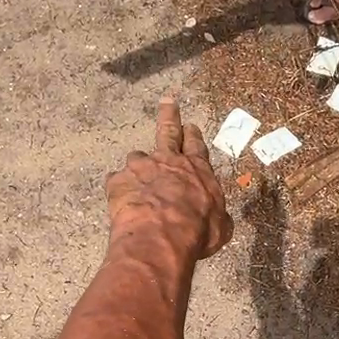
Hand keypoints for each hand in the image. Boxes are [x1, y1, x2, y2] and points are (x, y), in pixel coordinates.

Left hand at [105, 95, 233, 259]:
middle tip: (167, 101)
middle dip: (169, 115)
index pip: (196, 145)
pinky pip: (118, 181)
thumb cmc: (198, 232)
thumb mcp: (220, 227)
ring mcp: (140, 168)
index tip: (190, 125)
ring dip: (140, 163)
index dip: (193, 135)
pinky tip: (124, 200)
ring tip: (139, 175)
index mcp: (197, 171)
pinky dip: (122, 188)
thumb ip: (216, 214)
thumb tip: (219, 216)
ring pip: (138, 157)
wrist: (161, 237)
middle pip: (168, 131)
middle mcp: (168, 162)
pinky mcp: (118, 181)